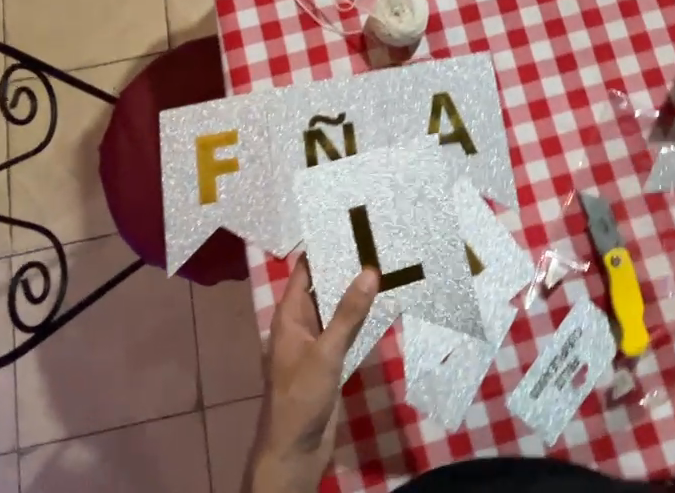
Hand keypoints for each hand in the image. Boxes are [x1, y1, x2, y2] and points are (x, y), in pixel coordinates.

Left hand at [243, 256, 377, 492]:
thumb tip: (369, 270)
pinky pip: (345, 329)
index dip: (324, 248)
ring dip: (356, 291)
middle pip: (323, 286)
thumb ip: (348, 313)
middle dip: (346, 266)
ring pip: (336, 308)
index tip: (349, 225)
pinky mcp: (329, 361)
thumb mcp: (326, 352)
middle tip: (377, 240)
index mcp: (289, 316)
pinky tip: (383, 304)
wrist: (295, 450)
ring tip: (385, 264)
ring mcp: (315, 343)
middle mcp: (301, 324)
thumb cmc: (301, 396)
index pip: (305, 271)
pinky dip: (361, 316)